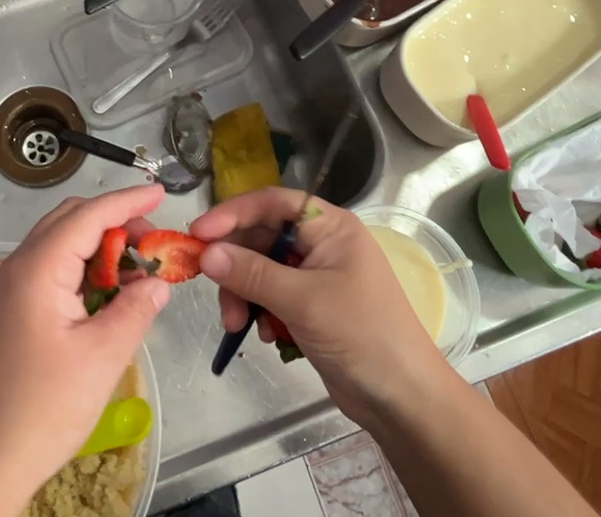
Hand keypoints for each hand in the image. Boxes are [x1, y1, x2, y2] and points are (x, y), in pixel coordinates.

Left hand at [0, 185, 170, 510]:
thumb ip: (136, 309)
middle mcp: (20, 267)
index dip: (126, 201)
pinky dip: (87, 270)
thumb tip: (158, 282)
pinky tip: (113, 293)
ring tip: (141, 268)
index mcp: (38, 269)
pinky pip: (55, 269)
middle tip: (156, 240)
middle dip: (115, 221)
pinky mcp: (16, 309)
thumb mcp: (103, 356)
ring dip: (102, 247)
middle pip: (71, 221)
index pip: (88, 216)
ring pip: (63, 244)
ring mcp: (14, 288)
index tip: (160, 192)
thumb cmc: (46, 406)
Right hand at [190, 188, 446, 418]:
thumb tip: (206, 253)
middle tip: (211, 288)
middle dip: (235, 264)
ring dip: (244, 294)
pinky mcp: (311, 306)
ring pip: (260, 269)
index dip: (232, 213)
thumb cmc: (361, 334)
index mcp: (330, 226)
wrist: (402, 398)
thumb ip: (251, 273)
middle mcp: (322, 243)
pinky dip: (260, 311)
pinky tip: (266, 336)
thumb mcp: (302, 300)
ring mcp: (316, 275)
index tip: (198, 233)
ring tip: (237, 325)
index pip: (271, 203)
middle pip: (261, 236)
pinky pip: (271, 295)